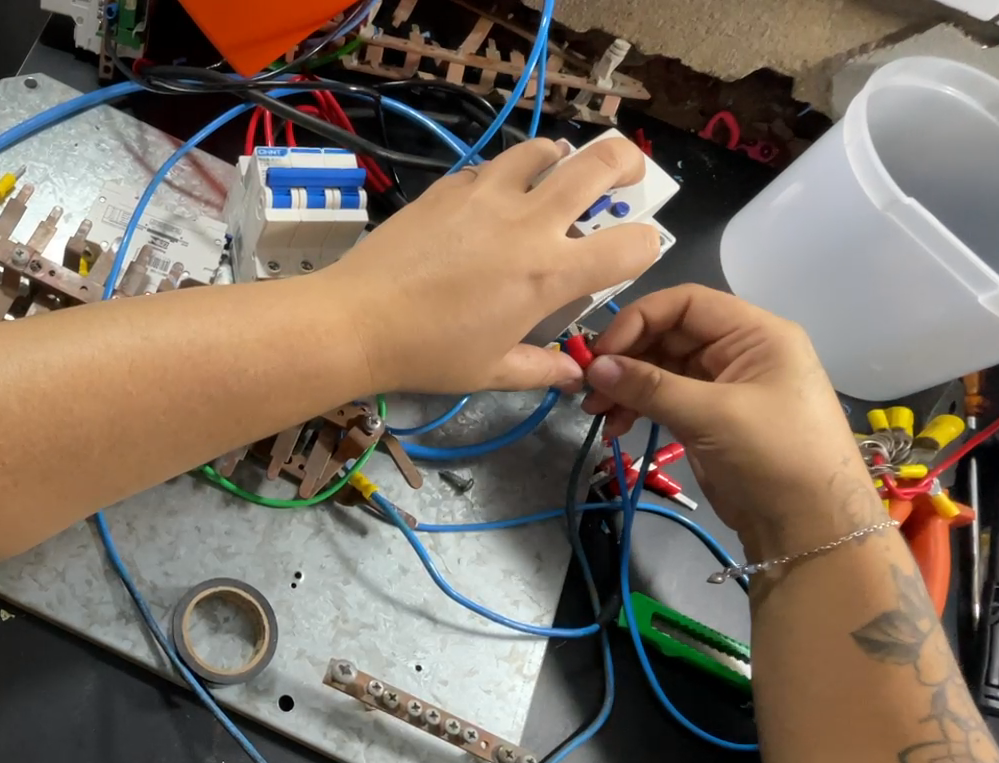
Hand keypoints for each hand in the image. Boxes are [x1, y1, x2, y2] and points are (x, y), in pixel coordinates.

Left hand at [317, 137, 662, 393]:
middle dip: (627, 166)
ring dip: (559, 160)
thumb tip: (573, 376)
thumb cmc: (424, 355)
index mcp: (549, 273)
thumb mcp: (486, 372)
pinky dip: (502, 177)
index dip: (644, 248)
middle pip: (605, 162)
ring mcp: (486, 196)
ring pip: (544, 150)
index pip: (634, 244)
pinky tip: (487, 201)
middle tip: (620, 182)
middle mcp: (529, 223)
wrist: (355, 322)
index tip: (628, 256)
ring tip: (551, 179)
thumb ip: (538, 370)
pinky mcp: (447, 189)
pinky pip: (489, 168)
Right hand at [584, 285, 881, 561]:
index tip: (600, 355)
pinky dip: (632, 408)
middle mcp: (735, 351)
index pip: (684, 303)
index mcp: (754, 334)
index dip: (637, 321)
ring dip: (621, 387)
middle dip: (622, 358)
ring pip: (656, 368)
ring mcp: (718, 384)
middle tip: (587, 389)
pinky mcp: (703, 415)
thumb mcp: (711, 415)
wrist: (805, 519)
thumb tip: (593, 367)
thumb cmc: (774, 454)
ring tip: (596, 413)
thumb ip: (650, 387)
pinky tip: (615, 427)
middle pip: (665, 335)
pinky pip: (658, 398)